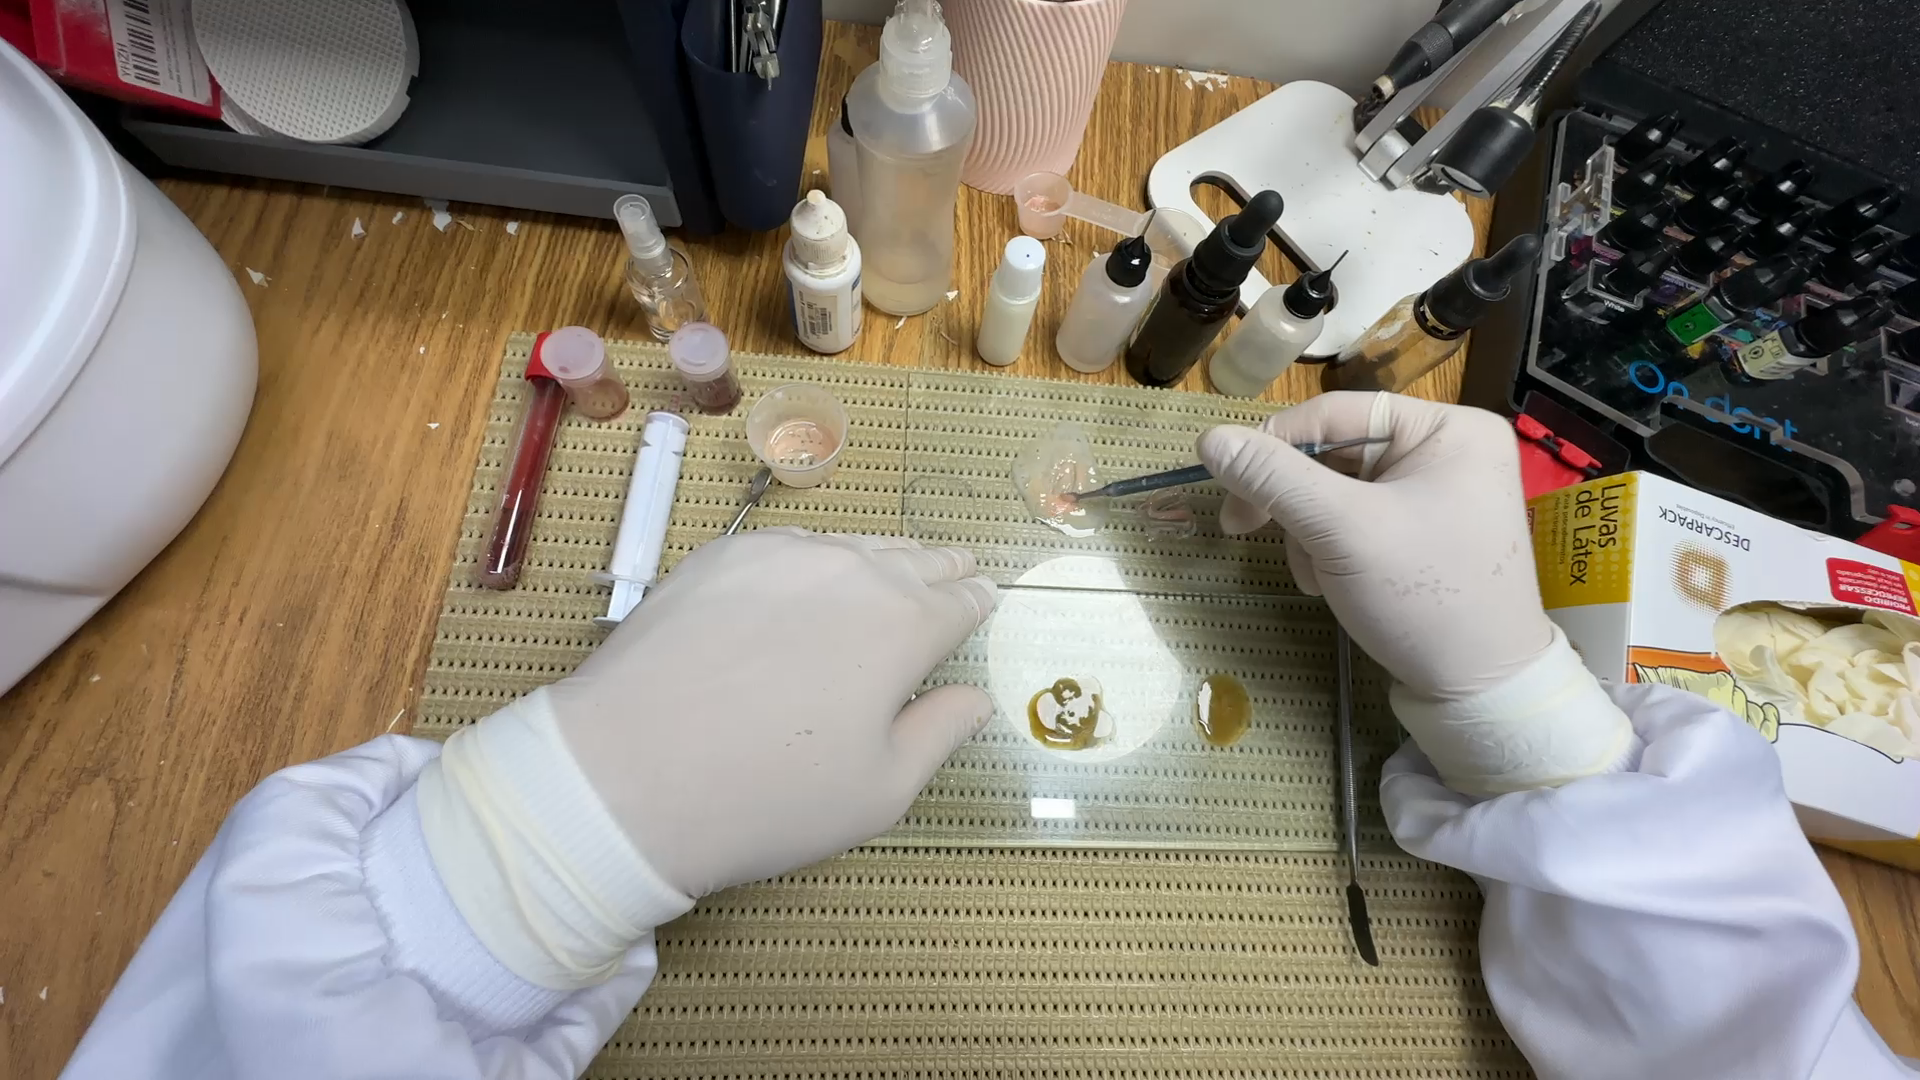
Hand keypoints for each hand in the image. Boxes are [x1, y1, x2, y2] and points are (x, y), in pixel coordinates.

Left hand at [417, 529, 998, 989]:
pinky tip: (814, 576)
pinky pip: (796, 544)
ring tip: (898, 564)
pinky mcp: (727, 551)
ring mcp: (787, 553)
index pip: (962, 601)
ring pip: (858, 543)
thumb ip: (942, 732)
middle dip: (944, 566)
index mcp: (904, 627)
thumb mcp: (881, 791)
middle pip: (918, 559)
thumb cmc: (771, 796)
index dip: (978, 601)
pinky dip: (821, 557)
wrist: (627, 774)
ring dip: (887, 557)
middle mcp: (855, 572)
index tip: (985, 598)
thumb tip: (978, 697)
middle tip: (958, 568)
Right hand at [1197, 391, 1551, 698]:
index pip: (1332, 414)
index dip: (1272, 446)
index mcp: (1445, 429)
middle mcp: (1441, 450)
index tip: (1230, 491)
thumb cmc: (1421, 596)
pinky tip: (1330, 581)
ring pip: (1328, 490)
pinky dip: (1323, 549)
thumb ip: (1273, 478)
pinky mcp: (1413, 530)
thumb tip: (1208, 439)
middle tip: (1241, 529)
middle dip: (1291, 501)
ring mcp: (1428, 492)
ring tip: (1316, 575)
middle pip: (1328, 453)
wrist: (1476, 688)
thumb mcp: (1340, 530)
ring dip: (1304, 532)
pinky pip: (1344, 519)